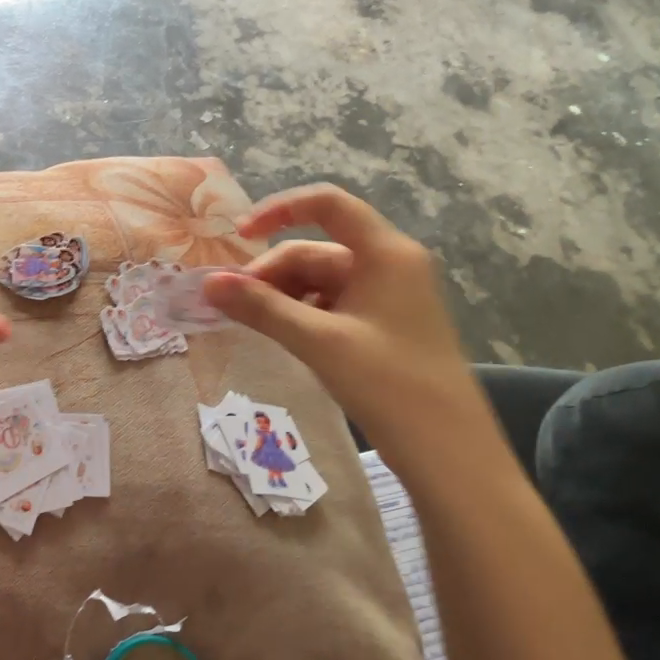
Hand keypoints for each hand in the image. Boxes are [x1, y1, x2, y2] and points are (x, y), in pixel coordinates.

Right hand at [203, 184, 488, 465]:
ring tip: (257, 327)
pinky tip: (286, 338)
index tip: (238, 235)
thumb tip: (208, 283)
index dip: (279, 209)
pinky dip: (303, 314)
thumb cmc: (390, 386)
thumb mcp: (319, 342)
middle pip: (317, 248)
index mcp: (386, 253)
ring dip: (284, 296)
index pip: (327, 204)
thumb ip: (262, 308)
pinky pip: (333, 303)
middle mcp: (390, 264)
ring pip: (321, 279)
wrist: (451, 456)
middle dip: (273, 272)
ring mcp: (389, 296)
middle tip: (235, 307)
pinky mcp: (385, 325)